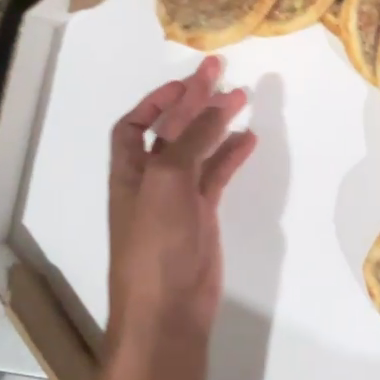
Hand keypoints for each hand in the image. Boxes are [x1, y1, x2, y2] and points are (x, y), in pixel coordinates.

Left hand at [107, 57, 257, 348]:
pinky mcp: (203, 216)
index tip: (185, 82)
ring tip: (243, 97)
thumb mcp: (168, 181)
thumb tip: (216, 104)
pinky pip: (217, 175)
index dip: (155, 101)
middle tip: (220, 70)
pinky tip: (249, 139)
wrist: (167, 309)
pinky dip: (231, 155)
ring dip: (217, 123)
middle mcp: (151, 179)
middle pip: (172, 130)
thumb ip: (192, 139)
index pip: (134, 126)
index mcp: (129, 170)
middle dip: (193, 100)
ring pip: (199, 149)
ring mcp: (178, 198)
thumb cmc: (155, 243)